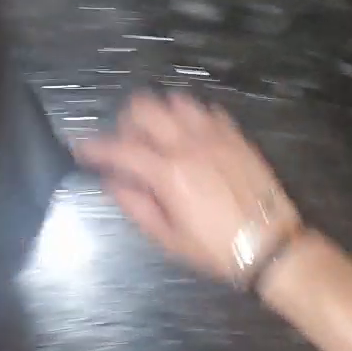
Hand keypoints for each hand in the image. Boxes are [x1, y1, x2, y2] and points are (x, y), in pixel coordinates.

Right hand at [78, 93, 303, 285]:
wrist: (271, 245)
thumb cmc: (217, 249)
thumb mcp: (169, 238)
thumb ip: (136, 206)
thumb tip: (113, 183)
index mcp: (169, 173)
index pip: (119, 148)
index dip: (94, 148)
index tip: (81, 150)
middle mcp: (189, 145)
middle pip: (144, 107)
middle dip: (126, 123)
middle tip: (127, 145)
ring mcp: (216, 136)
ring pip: (176, 101)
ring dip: (161, 115)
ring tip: (160, 139)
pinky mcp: (236, 136)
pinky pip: (207, 111)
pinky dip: (192, 119)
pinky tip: (192, 139)